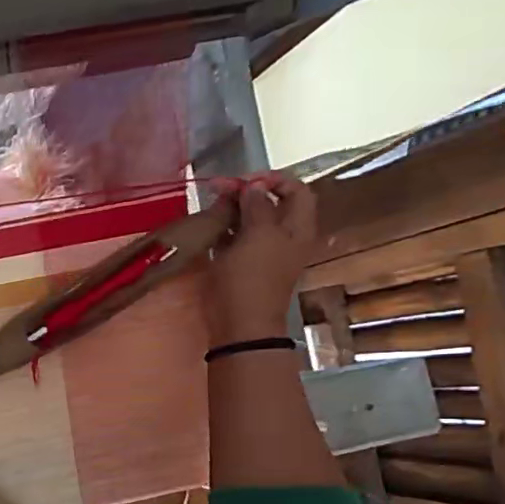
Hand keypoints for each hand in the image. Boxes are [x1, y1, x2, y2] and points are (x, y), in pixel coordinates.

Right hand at [204, 172, 318, 344]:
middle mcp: (284, 237)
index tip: (244, 180)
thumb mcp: (257, 236)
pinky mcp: (241, 266)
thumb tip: (254, 187)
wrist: (239, 324)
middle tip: (218, 190)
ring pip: (250, 222)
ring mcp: (262, 253)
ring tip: (211, 206)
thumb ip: (257, 207)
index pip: (295, 190)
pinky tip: (208, 228)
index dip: (273, 179)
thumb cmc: (251, 278)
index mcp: (297, 228)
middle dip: (246, 193)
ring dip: (232, 211)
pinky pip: (235, 241)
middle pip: (270, 204)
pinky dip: (223, 231)